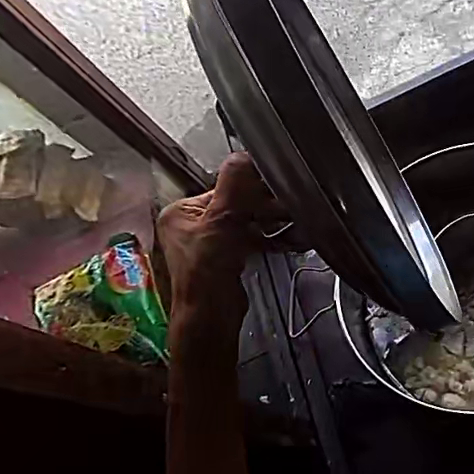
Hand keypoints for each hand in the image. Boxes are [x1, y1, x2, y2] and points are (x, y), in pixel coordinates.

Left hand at [156, 153, 275, 330]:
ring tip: (292, 224)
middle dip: (264, 208)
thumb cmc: (207, 273)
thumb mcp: (221, 222)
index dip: (251, 190)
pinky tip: (287, 239)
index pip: (223, 189)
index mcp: (180, 211)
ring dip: (270, 223)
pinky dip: (268, 238)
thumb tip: (244, 155)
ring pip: (245, 221)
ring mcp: (208, 242)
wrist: (211, 318)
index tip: (276, 192)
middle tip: (289, 210)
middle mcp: (191, 224)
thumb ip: (234, 188)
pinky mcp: (225, 258)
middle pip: (236, 204)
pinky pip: (249, 238)